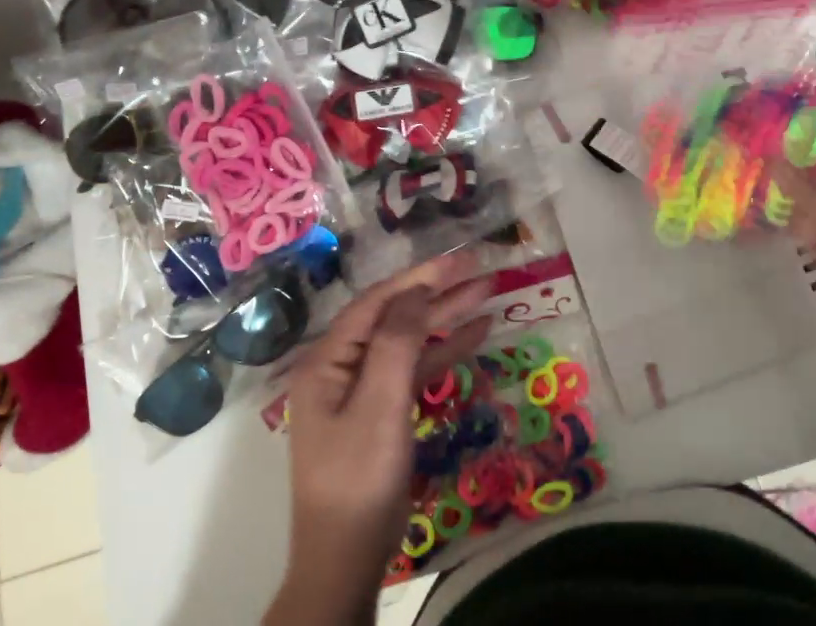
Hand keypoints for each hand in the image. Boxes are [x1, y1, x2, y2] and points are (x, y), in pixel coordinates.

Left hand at [273, 253, 490, 621]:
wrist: (346, 555)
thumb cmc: (359, 476)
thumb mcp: (379, 405)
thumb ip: (396, 343)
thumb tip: (415, 292)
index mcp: (327, 360)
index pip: (377, 303)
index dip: (419, 278)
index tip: (461, 260)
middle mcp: (340, 367)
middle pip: (394, 318)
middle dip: (438, 294)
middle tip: (482, 271)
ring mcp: (361, 391)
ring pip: (409, 342)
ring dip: (446, 320)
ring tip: (489, 295)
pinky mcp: (381, 414)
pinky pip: (414, 371)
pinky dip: (443, 353)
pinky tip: (477, 336)